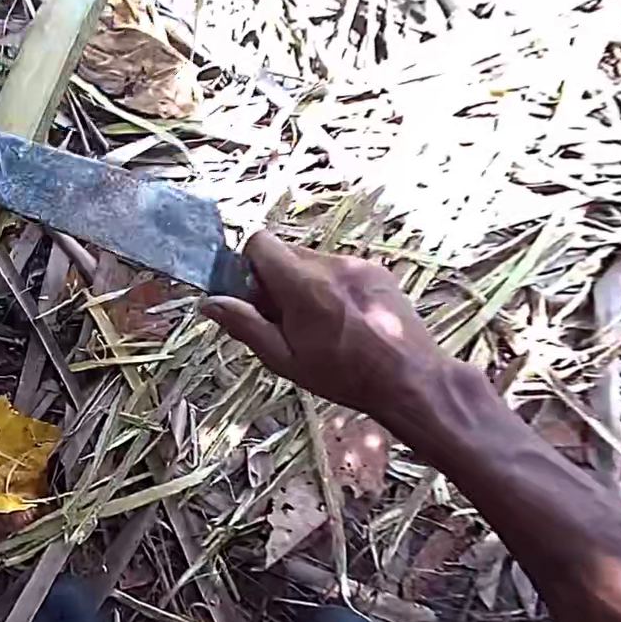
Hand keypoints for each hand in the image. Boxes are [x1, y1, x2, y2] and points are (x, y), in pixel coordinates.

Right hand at [201, 232, 447, 421]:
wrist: (412, 379)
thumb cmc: (341, 375)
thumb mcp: (282, 358)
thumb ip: (244, 325)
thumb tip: (208, 303)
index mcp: (302, 285)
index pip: (259, 242)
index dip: (248, 265)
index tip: (253, 296)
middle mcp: (330, 265)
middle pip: (283, 252)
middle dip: (273, 279)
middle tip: (281, 318)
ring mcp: (357, 265)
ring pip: (309, 261)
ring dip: (300, 284)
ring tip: (315, 323)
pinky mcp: (376, 270)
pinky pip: (336, 268)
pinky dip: (327, 286)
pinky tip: (340, 320)